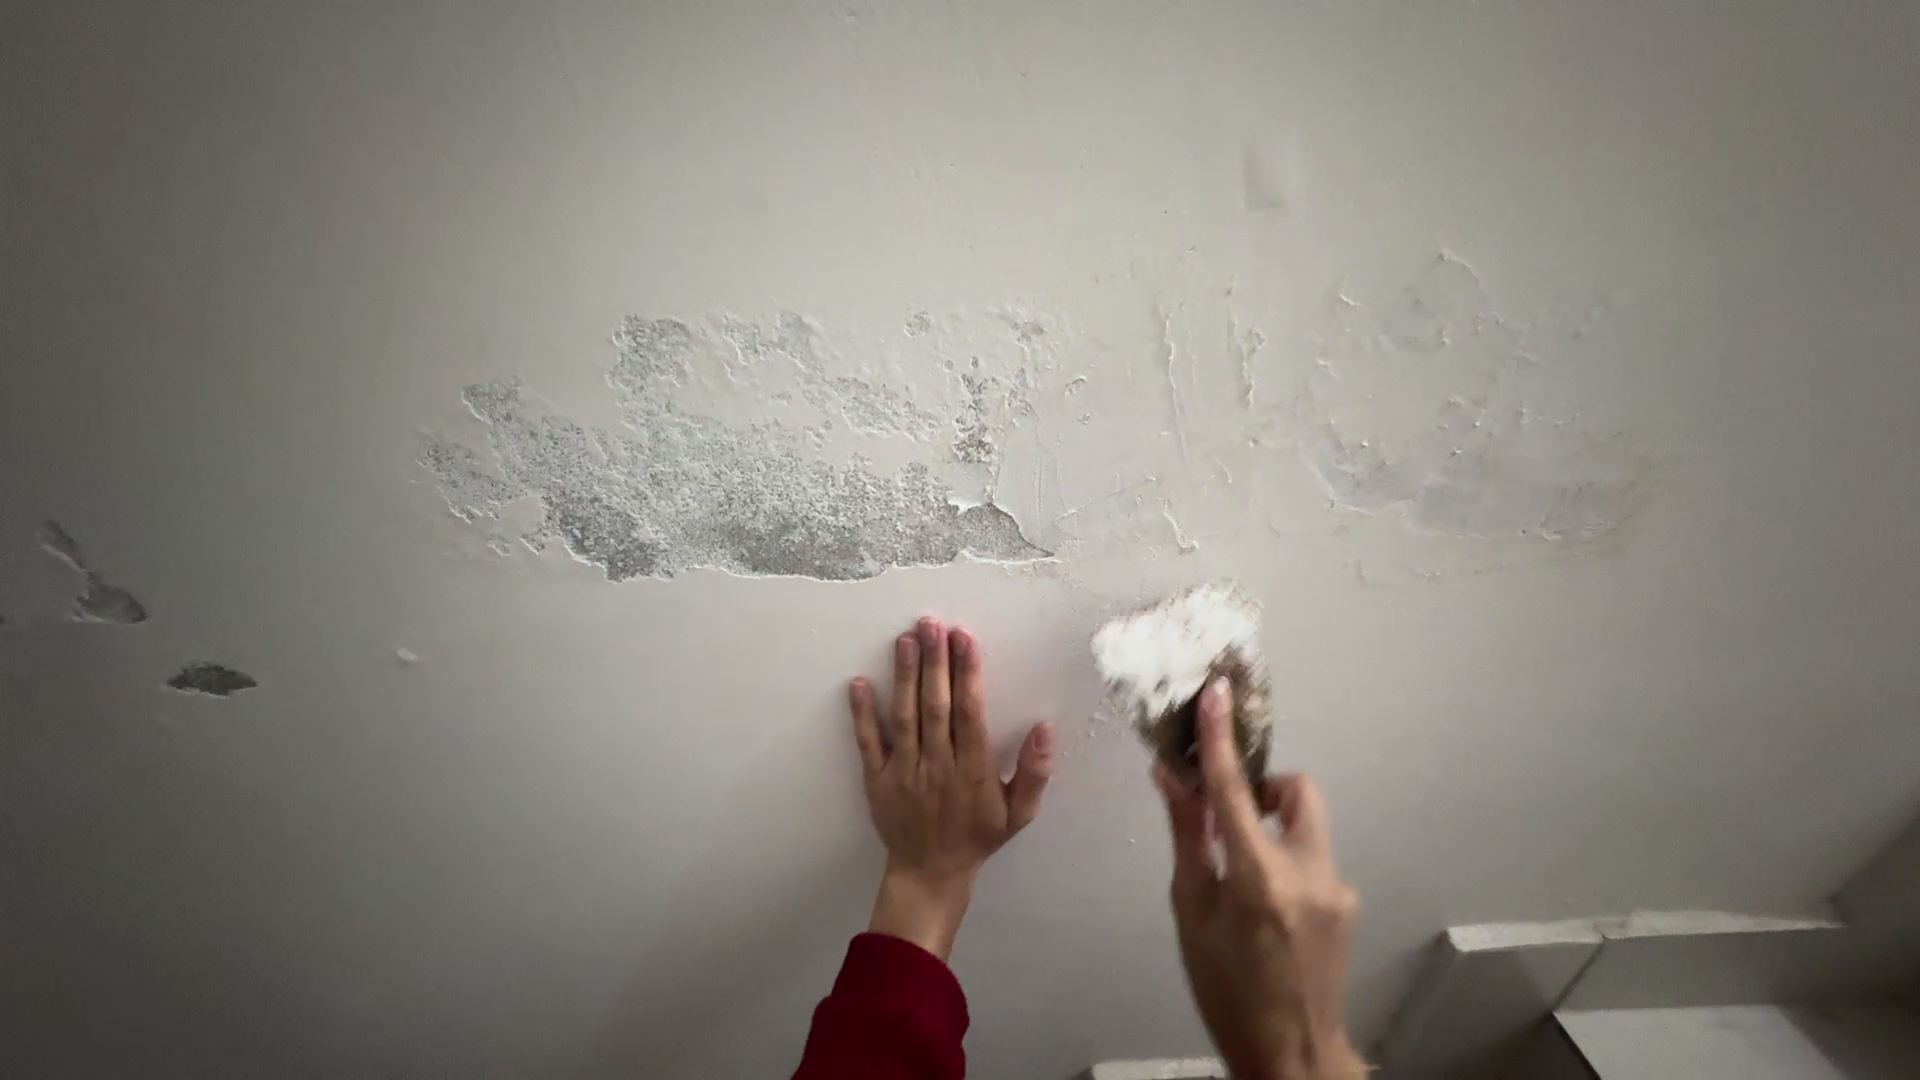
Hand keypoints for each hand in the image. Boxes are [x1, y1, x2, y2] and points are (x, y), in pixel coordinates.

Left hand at [848, 617, 1054, 959]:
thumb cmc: (978, 836)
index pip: (971, 713)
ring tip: (905, 640)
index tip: (965, 639)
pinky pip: (868, 743)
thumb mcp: (1018, 813)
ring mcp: (904, 772)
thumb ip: (1033, 771)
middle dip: (935, 662)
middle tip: (932, 624)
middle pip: (936, 706)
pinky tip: (858, 683)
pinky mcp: (877, 780)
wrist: (930, 874)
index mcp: (973, 771)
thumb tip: (1045, 728)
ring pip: (904, 717)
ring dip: (905, 677)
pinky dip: (862, 714)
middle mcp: (937, 766)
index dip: (968, 674)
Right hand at [1155, 678, 1364, 1079]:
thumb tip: (1172, 775)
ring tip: (1242, 864)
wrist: (1292, 1053)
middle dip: (1266, 784)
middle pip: (1298, 790)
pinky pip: (1312, 856)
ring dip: (1272, 824)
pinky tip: (1265, 901)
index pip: (1235, 790)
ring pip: (1305, 824)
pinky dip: (1284, 857)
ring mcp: (1337, 888)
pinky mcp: (1348, 902)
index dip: (1220, 738)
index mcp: (1259, 877)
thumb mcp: (1191, 908)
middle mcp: (1309, 873)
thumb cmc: (1224, 983)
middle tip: (1234, 812)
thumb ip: (1187, 835)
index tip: (1217, 691)